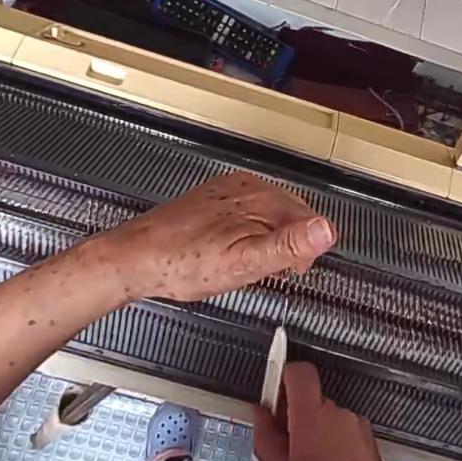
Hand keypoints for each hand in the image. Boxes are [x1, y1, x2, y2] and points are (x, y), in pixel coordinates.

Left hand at [84, 171, 334, 301]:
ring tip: (244, 266)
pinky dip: (244, 237)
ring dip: (264, 242)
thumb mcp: (244, 262)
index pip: (309, 220)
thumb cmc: (181, 262)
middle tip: (266, 272)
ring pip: (266, 218)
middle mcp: (243, 188)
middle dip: (285, 247)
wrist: (136, 259)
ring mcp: (225, 194)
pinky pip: (243, 217)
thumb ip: (288, 245)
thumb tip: (325, 230)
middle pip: (289, 217)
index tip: (292, 271)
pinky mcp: (210, 203)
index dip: (304, 252)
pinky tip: (228, 254)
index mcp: (258, 197)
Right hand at [250, 362, 415, 460]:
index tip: (271, 402)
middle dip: (293, 415)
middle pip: (310, 397)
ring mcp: (358, 428)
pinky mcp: (370, 443)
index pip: (299, 372)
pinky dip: (330, 445)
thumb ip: (266, 438)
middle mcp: (340, 416)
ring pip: (326, 417)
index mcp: (314, 418)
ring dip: (312, 433)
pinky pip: (341, 431)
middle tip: (283, 448)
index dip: (282, 380)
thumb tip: (260, 415)